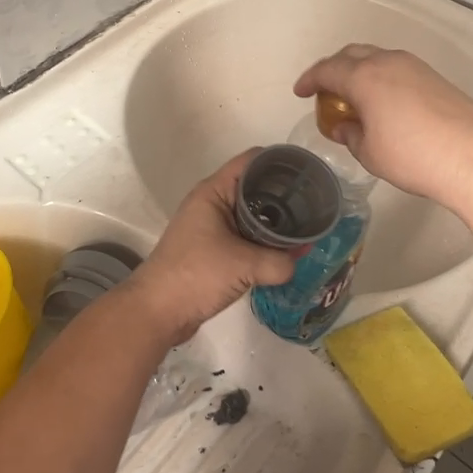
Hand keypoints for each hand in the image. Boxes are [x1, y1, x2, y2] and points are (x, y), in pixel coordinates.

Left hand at [123, 150, 296, 344]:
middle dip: (282, 195)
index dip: (279, 162)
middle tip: (314, 205)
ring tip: (305, 228)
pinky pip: (245, 237)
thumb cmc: (195, 274)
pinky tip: (284, 252)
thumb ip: (278, 262)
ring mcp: (211, 227)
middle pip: (254, 187)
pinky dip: (263, 242)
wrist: (158, 311)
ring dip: (274, 222)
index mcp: (214, 192)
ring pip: (250, 215)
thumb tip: (295, 262)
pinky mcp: (213, 250)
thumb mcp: (244, 265)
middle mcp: (212, 204)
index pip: (251, 161)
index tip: (307, 173)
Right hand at [294, 45, 472, 213]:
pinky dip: (381, 79)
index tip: (300, 92)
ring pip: (377, 59)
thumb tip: (346, 127)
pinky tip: (383, 104)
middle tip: (325, 91)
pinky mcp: (435, 78)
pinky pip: (397, 69)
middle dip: (334, 69)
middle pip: (352, 55)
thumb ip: (351, 135)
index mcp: (364, 76)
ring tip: (354, 98)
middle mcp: (388, 62)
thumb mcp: (370, 153)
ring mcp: (415, 67)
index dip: (309, 80)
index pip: (327, 70)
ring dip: (360, 72)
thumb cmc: (412, 156)